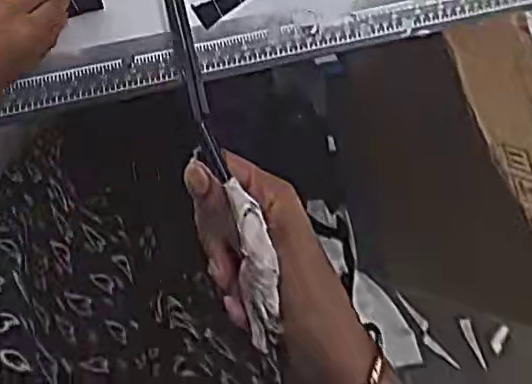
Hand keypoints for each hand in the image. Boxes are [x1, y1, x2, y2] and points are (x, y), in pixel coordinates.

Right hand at [188, 152, 380, 383]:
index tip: (215, 223)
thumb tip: (196, 168)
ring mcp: (261, 249)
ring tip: (246, 294)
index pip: (221, 170)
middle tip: (234, 265)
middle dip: (217, 242)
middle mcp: (267, 219)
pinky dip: (230, 292)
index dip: (209, 194)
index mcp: (275, 199)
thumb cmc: (321, 315)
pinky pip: (223, 271)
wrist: (335, 373)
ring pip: (215, 241)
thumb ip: (230, 209)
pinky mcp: (256, 276)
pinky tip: (246, 306)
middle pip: (214, 207)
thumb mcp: (269, 252)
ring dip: (224, 272)